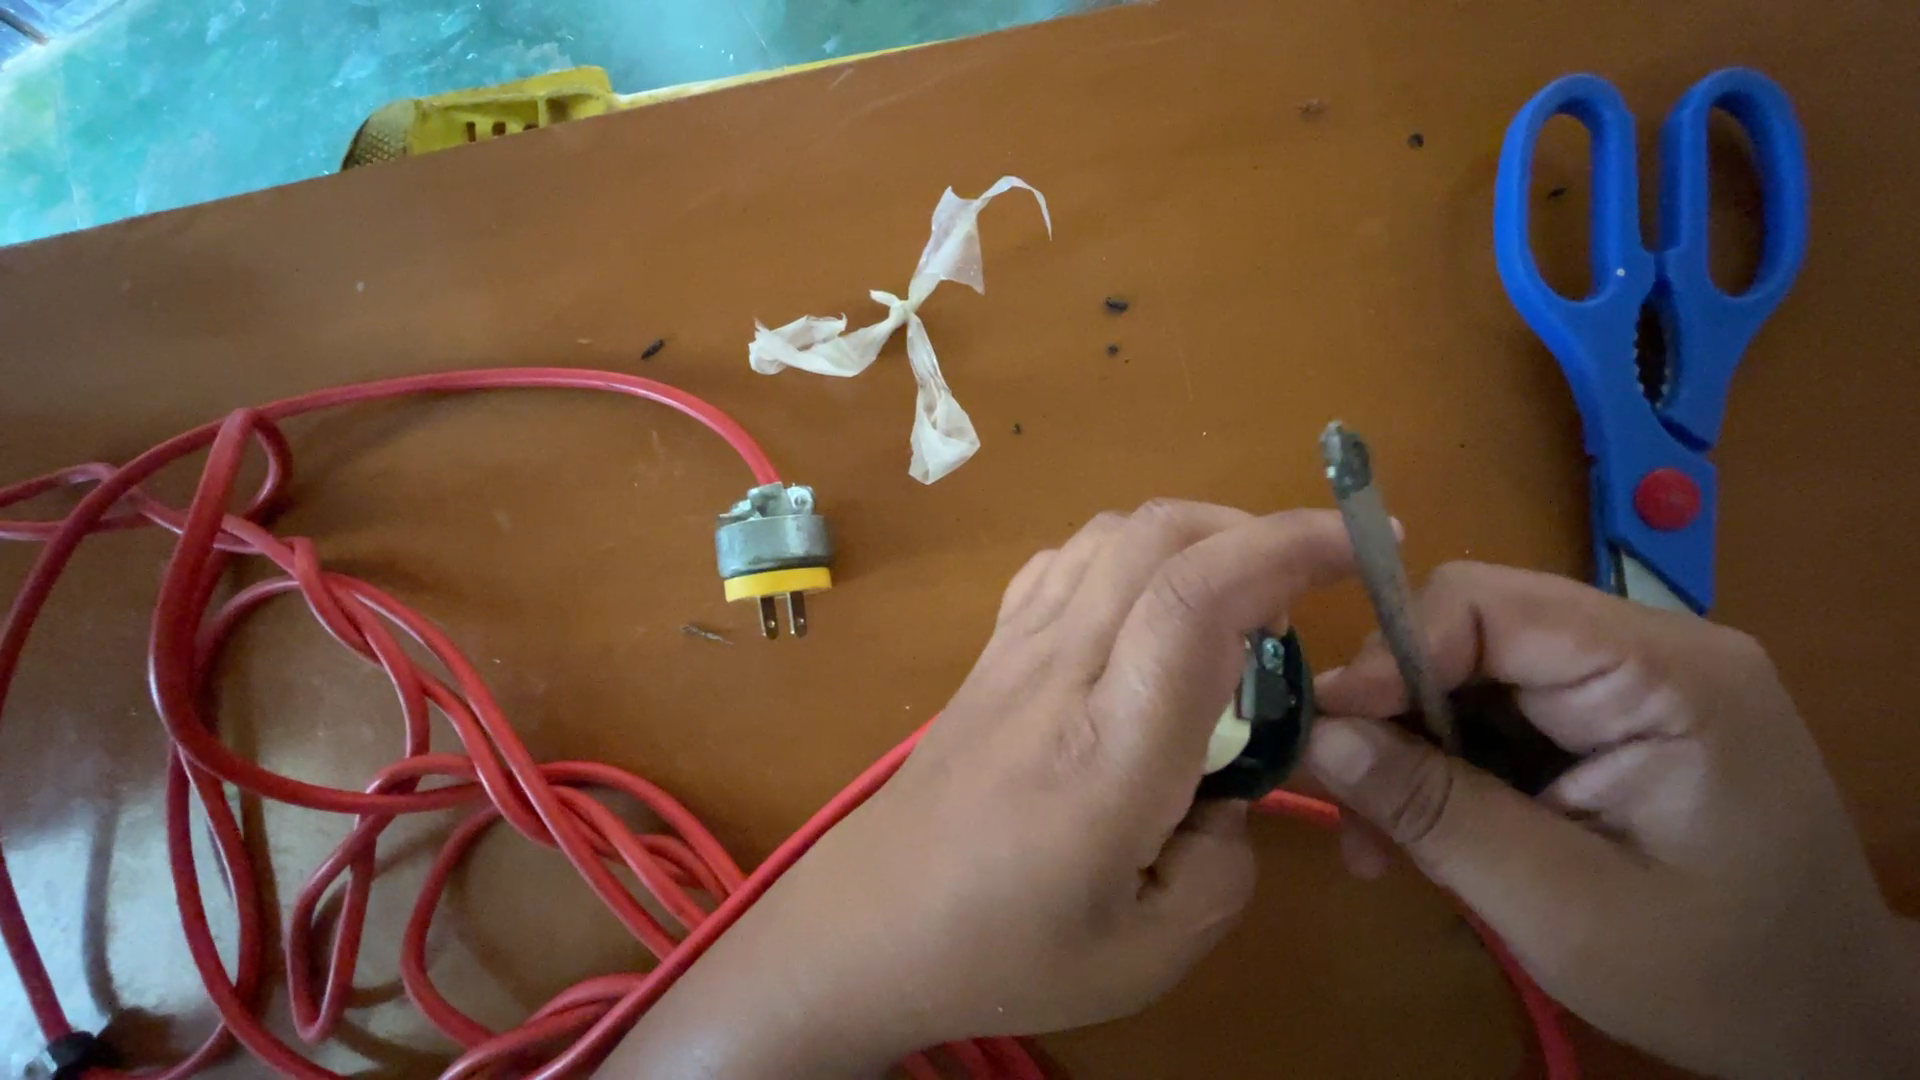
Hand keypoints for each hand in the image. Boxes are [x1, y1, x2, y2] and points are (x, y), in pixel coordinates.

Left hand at [599, 503, 1358, 1077]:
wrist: (875, 917)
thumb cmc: (1007, 947)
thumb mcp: (1150, 949)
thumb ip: (1224, 860)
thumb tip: (1230, 789)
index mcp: (1111, 747)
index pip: (1195, 602)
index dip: (1285, 548)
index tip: (1360, 545)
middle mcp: (1060, 668)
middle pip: (1155, 537)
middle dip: (1253, 526)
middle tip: (1309, 578)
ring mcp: (1016, 646)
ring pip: (1109, 534)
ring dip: (1192, 531)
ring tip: (1236, 586)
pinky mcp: (992, 647)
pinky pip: (1063, 561)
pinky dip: (1128, 551)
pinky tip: (1145, 600)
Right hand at [1306, 562, 1919, 1079]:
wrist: (1827, 1028)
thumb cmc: (1718, 978)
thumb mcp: (1556, 904)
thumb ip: (1433, 809)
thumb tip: (1316, 737)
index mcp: (1662, 673)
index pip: (1482, 603)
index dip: (1389, 654)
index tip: (1326, 728)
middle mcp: (1637, 649)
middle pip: (1459, 633)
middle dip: (1387, 712)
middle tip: (1340, 792)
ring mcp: (1615, 680)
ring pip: (1454, 676)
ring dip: (1401, 750)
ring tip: (1374, 839)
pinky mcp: (1591, 715)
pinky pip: (1478, 713)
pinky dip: (1433, 767)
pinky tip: (1415, 831)